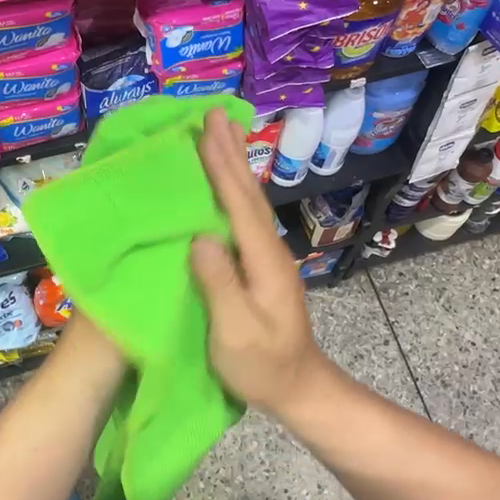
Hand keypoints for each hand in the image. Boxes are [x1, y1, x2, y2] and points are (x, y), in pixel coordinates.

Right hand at [191, 107, 330, 414]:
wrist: (298, 386)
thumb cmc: (263, 365)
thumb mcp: (237, 334)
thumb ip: (221, 286)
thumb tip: (201, 237)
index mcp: (264, 261)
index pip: (240, 206)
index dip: (223, 168)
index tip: (207, 131)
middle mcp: (270, 250)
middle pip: (248, 193)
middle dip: (230, 152)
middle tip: (215, 113)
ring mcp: (269, 256)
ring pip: (249, 200)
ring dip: (235, 164)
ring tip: (223, 132)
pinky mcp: (261, 264)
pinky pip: (245, 214)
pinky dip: (235, 188)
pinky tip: (227, 181)